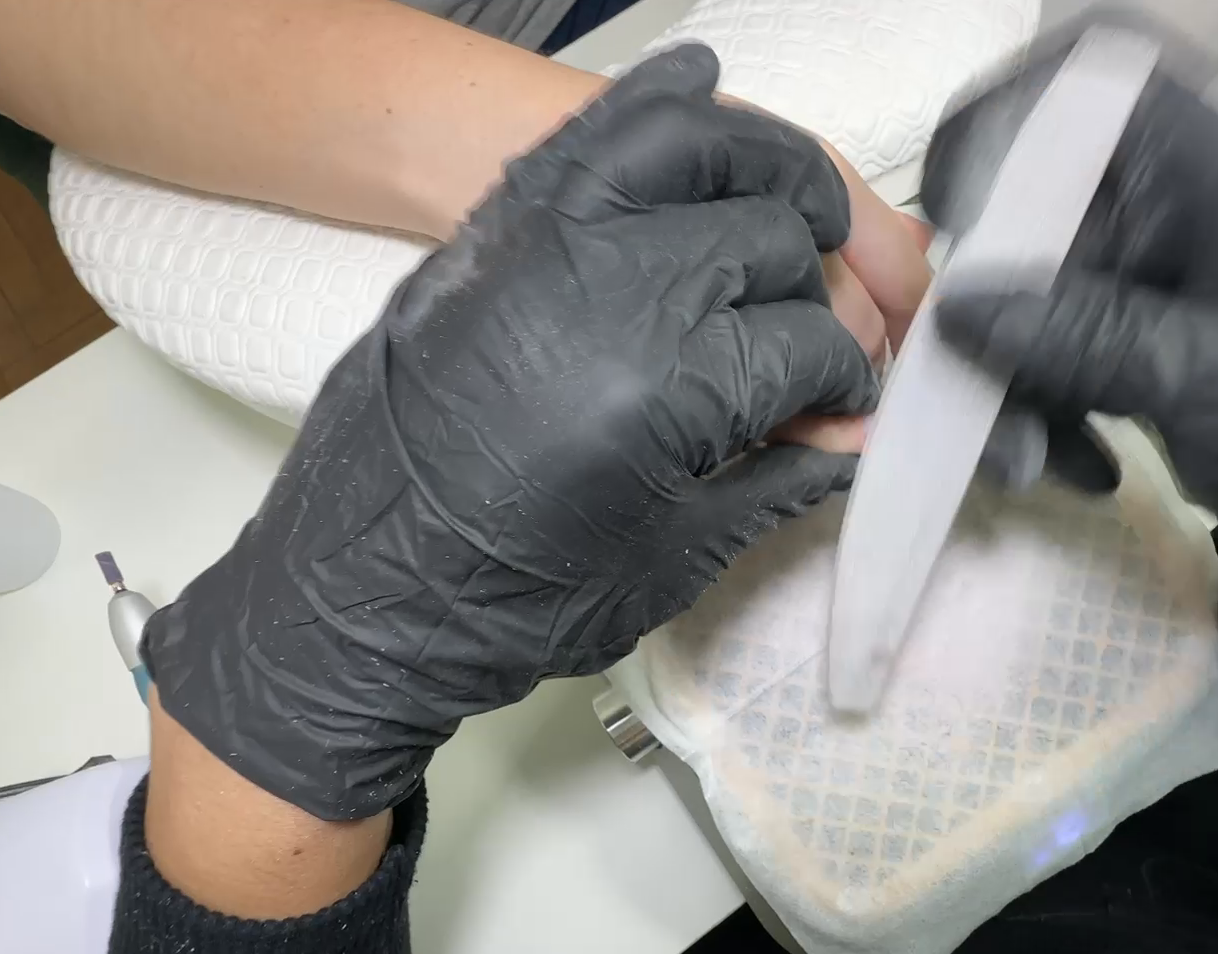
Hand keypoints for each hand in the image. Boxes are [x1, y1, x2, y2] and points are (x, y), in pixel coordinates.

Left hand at [142, 45, 879, 819]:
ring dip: (772, 173)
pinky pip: (593, 129)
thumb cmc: (519, 605)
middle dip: (817, 301)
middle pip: (773, 245)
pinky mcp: (497, 227)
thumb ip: (776, 482)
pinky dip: (658, 99)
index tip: (850, 408)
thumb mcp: (670, 560)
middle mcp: (610, 292)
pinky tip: (702, 84)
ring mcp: (547, 241)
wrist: (363, 599)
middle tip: (815, 348)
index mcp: (662, 393)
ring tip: (803, 212)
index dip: (849, 385)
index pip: (810, 350)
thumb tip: (854, 440)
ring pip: (700, 149)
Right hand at [922, 29, 1217, 603]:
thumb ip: (1088, 337)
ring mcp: (1137, 264)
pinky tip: (1067, 458)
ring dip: (1007, 378)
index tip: (955, 208)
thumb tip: (957, 306)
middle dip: (995, 308)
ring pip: (1023, 288)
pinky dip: (1030, 402)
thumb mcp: (1212, 380)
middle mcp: (1174, 201)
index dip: (1016, 116)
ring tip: (1029, 460)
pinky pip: (1034, 338)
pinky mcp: (1111, 317)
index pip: (1111, 78)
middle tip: (976, 387)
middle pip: (1039, 209)